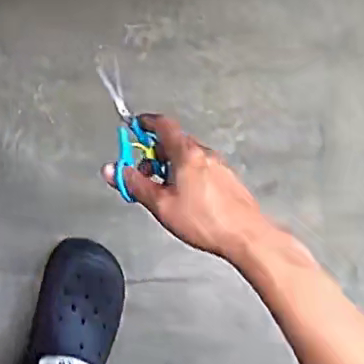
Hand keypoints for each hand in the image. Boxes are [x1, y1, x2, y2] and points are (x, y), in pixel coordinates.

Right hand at [103, 114, 275, 264]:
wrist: (250, 240)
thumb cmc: (206, 221)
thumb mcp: (161, 204)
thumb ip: (134, 184)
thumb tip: (112, 170)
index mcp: (186, 153)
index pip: (163, 124)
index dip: (146, 123)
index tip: (135, 128)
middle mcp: (204, 154)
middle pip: (174, 142)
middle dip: (155, 154)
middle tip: (144, 173)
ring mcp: (220, 167)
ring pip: (189, 157)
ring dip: (172, 166)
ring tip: (166, 190)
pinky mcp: (230, 182)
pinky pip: (203, 169)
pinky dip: (189, 175)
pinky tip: (188, 199)